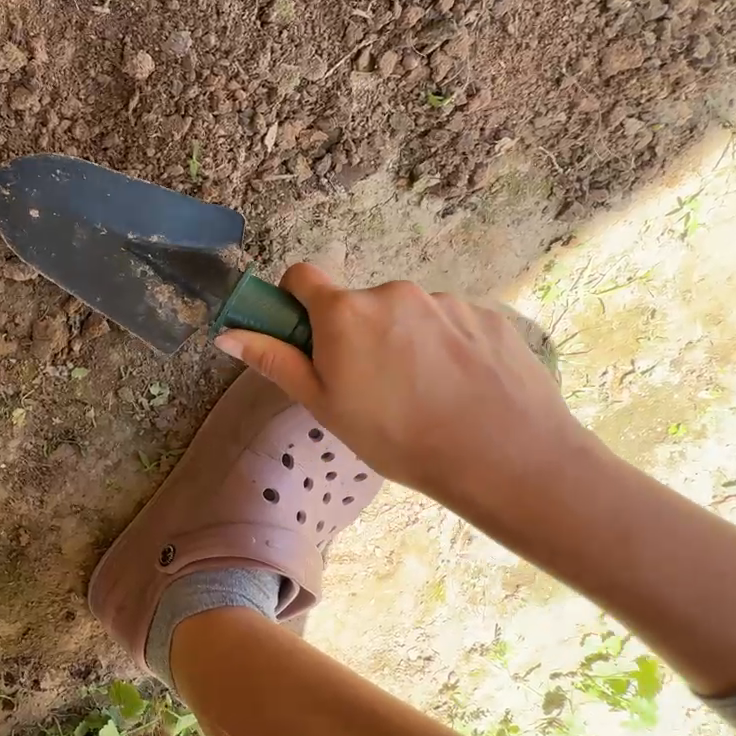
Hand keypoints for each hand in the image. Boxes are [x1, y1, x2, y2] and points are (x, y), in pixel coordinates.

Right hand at [214, 263, 580, 504]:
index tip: (307, 336)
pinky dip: (447, 347)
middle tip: (369, 383)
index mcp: (344, 311)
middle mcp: (392, 293)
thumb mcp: (322, 403)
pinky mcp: (490, 318)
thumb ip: (273, 360)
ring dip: (403, 340)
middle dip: (356, 331)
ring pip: (406, 314)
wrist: (511, 461)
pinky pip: (451, 324)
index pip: (302, 275)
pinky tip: (461, 389)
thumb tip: (225, 333)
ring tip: (424, 393)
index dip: (296, 300)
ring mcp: (446, 302)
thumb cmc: (398, 436)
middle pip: (357, 302)